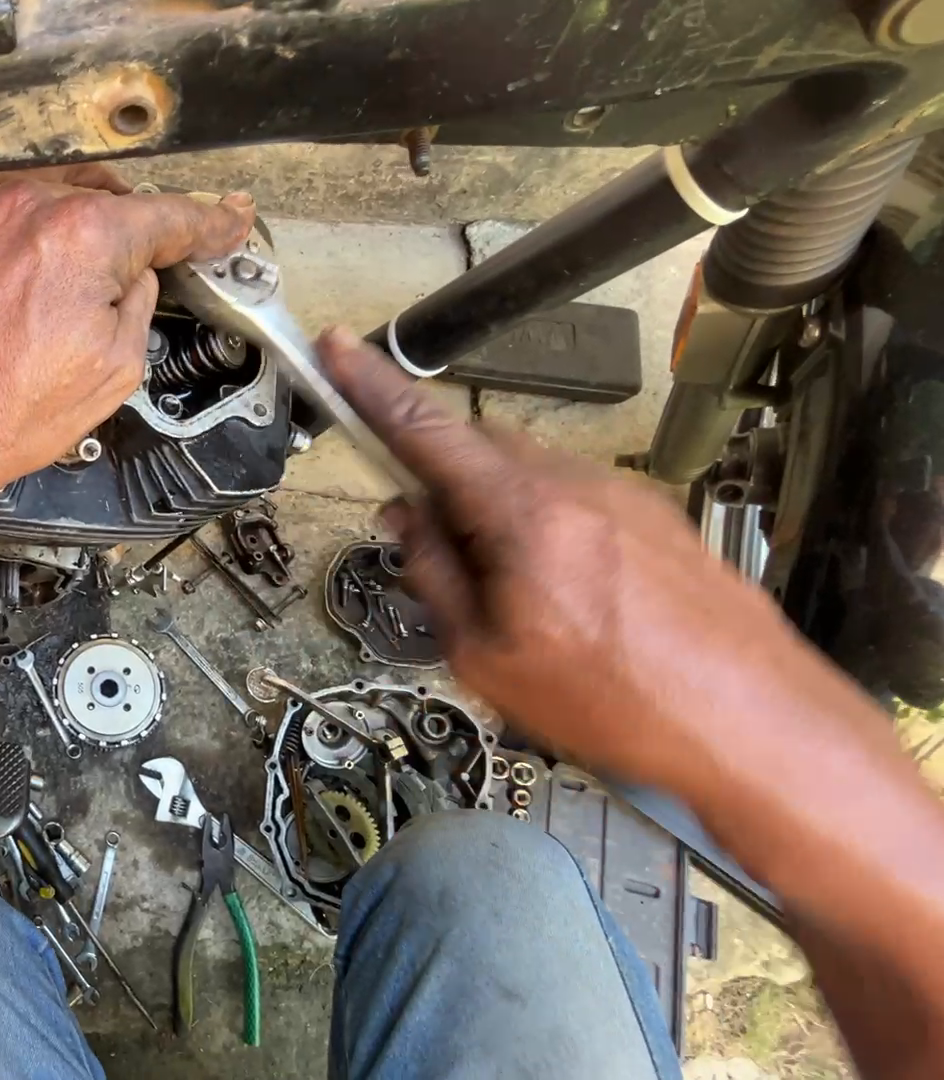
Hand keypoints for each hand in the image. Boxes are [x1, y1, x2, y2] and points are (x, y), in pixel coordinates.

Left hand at [0, 166, 253, 520]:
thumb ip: (137, 306)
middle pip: (99, 198)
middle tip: (124, 274)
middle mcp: (21, 209)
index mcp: (82, 238)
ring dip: (59, 232)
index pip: (166, 217)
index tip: (221, 221)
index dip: (205, 223)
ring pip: (39, 198)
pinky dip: (3, 233)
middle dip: (123, 233)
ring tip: (49, 295)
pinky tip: (2, 275)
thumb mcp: (110, 375)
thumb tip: (135, 278)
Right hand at [316, 327, 882, 786]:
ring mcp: (621, 495)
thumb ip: (432, 570)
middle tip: (427, 553)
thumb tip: (406, 515)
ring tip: (503, 595)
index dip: (370, 386)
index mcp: (522, 517)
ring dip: (485, 514)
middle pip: (472, 451)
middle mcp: (576, 487)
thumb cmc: (611, 703)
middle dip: (433, 485)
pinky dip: (530, 524)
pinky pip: (563, 495)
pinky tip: (553, 592)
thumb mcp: (480, 652)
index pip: (424, 433)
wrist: (761, 736)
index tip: (337, 348)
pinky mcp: (652, 514)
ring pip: (517, 474)